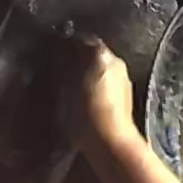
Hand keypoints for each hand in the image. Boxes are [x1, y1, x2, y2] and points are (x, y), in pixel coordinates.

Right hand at [60, 34, 139, 156]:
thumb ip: (63, 65)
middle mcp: (114, 58)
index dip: (66, 44)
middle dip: (79, 55)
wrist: (112, 144)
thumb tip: (60, 50)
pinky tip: (89, 95)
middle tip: (63, 67)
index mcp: (98, 53)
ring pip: (102, 64)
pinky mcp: (127, 91)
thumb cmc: (84, 114)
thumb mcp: (65, 88)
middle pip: (93, 49)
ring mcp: (123, 75)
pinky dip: (98, 80)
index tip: (55, 52)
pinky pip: (109, 77)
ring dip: (89, 68)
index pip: (80, 38)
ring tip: (75, 83)